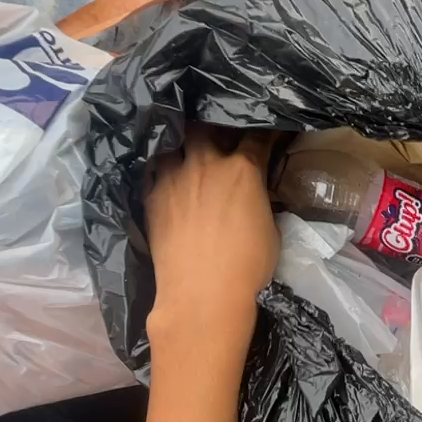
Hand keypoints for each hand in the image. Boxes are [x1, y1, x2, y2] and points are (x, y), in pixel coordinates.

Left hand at [144, 127, 276, 344]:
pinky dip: (162, 174)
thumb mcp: (270, 230)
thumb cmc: (248, 265)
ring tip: (184, 156)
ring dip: (180, 148)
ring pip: (171, 146)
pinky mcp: (150, 198)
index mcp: (242, 170)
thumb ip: (260, 203)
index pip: (256, 138)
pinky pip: (153, 174)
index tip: (267, 132)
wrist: (203, 292)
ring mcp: (173, 179)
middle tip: (217, 137)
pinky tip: (167, 181)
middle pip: (204, 128)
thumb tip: (253, 199)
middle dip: (212, 128)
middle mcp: (205, 165)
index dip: (264, 133)